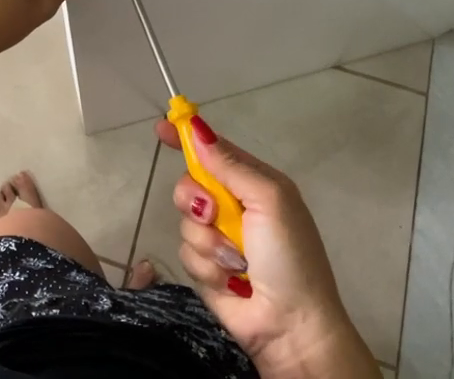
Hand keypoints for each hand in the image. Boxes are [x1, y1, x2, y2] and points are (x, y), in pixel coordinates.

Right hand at [156, 118, 380, 378]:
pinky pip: (186, 252)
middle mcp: (234, 206)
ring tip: (234, 261)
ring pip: (185, 221)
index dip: (187, 138)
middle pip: (190, 184)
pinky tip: (229, 281)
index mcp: (254, 183)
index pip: (214, 150)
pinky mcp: (207, 267)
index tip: (162, 128)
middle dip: (195, 200)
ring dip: (207, 242)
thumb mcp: (269, 200)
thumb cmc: (289, 256)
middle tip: (211, 214)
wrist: (291, 325)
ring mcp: (220, 238)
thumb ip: (231, 165)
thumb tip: (196, 129)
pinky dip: (207, 266)